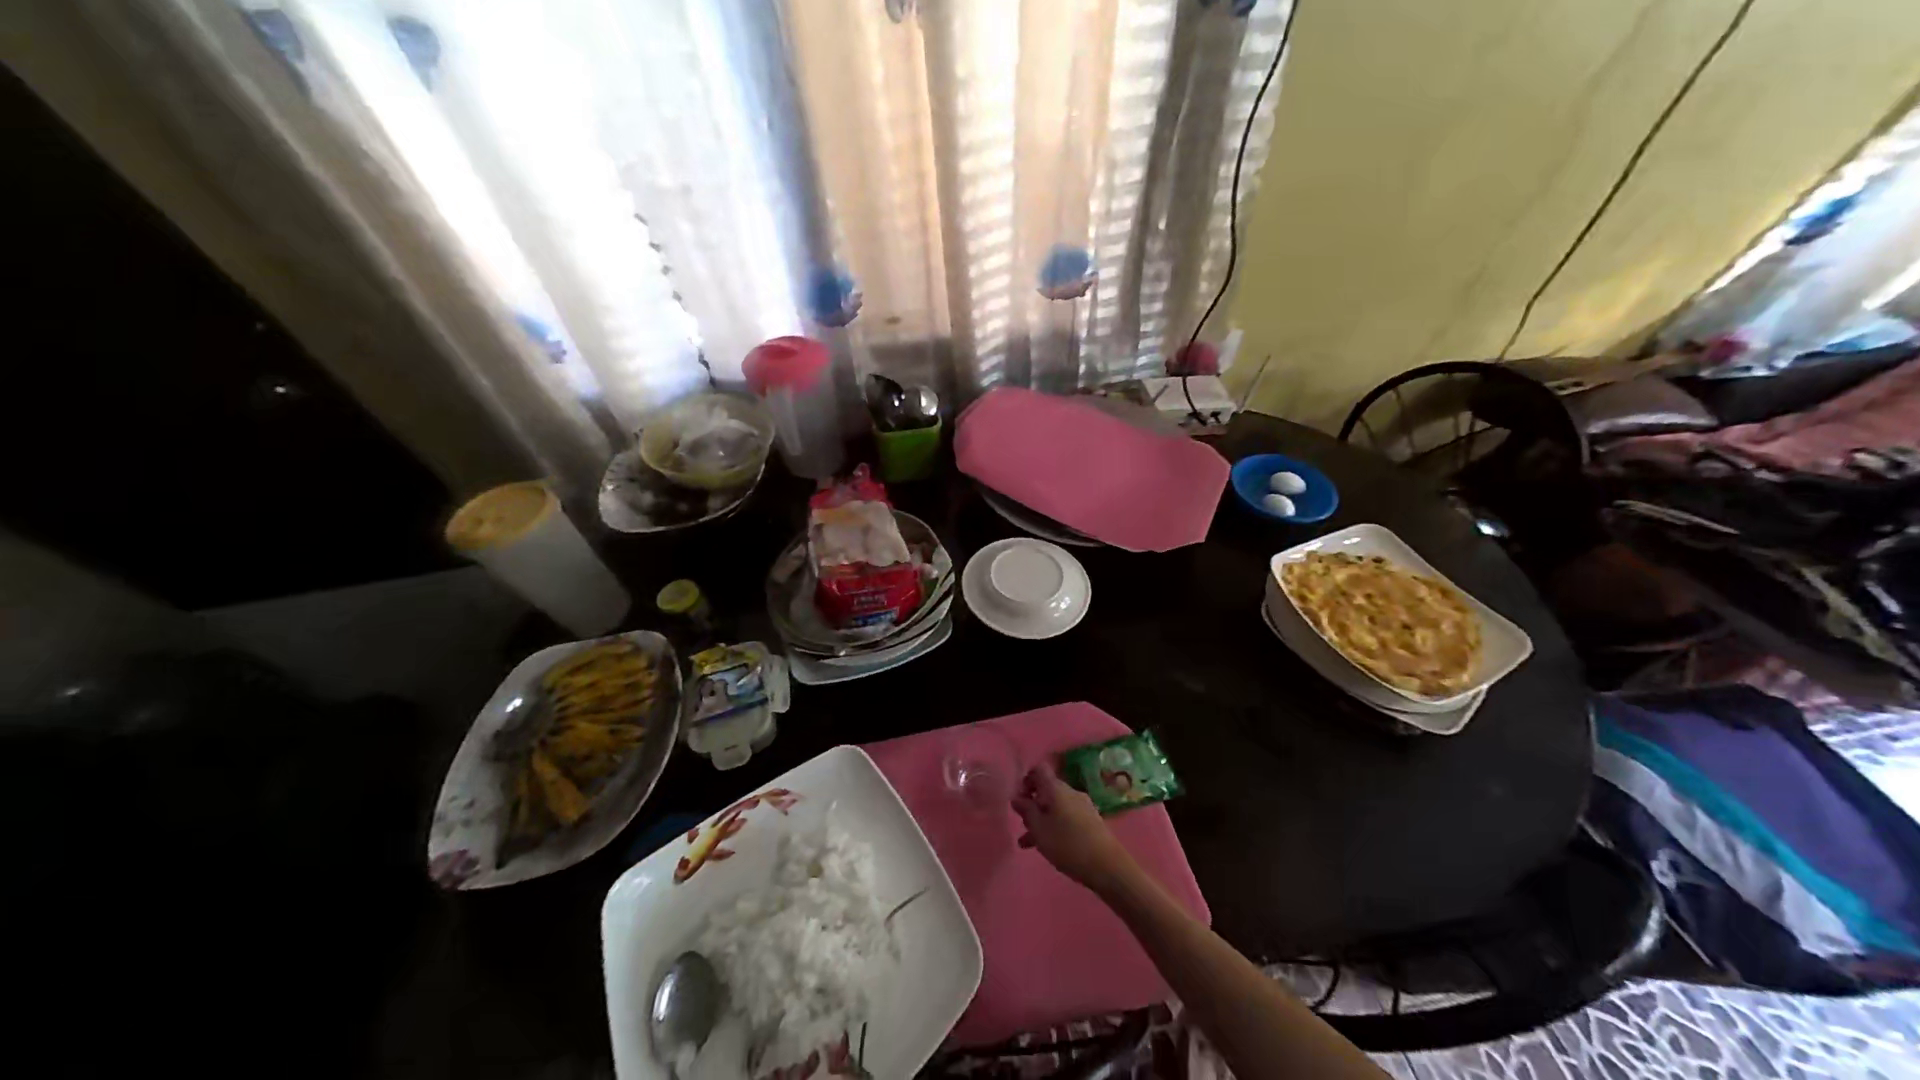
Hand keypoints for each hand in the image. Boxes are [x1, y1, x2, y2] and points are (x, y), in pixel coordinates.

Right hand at [1012, 764, 1137, 893]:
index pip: (1039, 770)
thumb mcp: (1039, 829)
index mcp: (1056, 788)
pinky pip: (1066, 818)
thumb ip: (1026, 810)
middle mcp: (1071, 792)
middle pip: (1047, 790)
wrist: (1107, 866)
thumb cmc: (1067, 844)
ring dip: (1041, 820)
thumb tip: (1017, 797)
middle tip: (1022, 824)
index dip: (1026, 780)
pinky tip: (1048, 847)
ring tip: (1028, 843)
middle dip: (1032, 805)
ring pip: (1055, 807)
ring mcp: (1083, 807)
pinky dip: (1054, 827)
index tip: (1019, 799)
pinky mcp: (1091, 822)